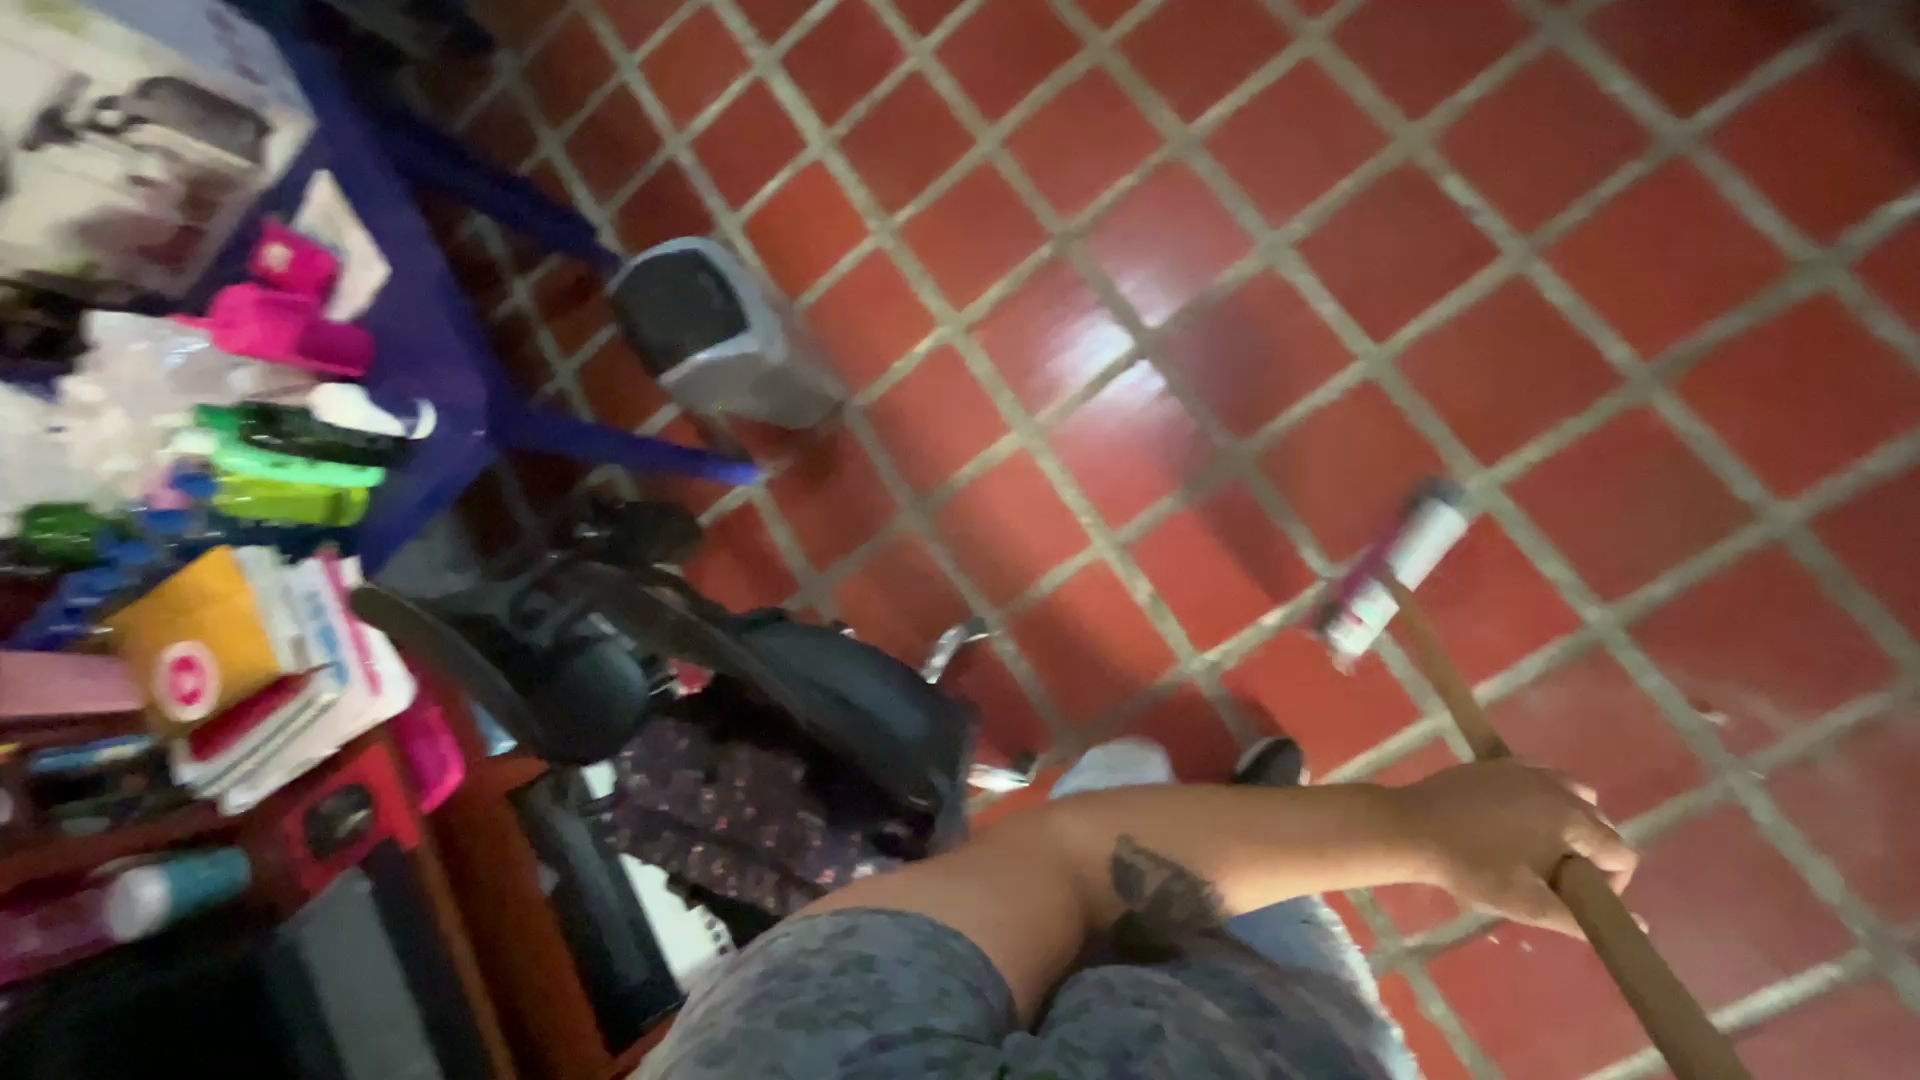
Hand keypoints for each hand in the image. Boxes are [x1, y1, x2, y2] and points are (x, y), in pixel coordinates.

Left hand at [1391, 760, 1636, 937]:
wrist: (1409, 828)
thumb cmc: (1468, 866)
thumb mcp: (1527, 903)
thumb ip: (1581, 918)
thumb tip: (1640, 928)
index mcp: (1570, 819)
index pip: (1620, 852)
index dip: (1611, 882)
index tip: (1576, 895)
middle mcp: (1554, 786)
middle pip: (1599, 821)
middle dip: (1590, 851)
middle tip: (1555, 873)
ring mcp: (1522, 768)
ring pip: (1571, 792)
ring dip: (1570, 819)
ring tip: (1539, 846)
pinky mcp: (1494, 763)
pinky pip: (1537, 774)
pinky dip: (1542, 793)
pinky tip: (1517, 817)